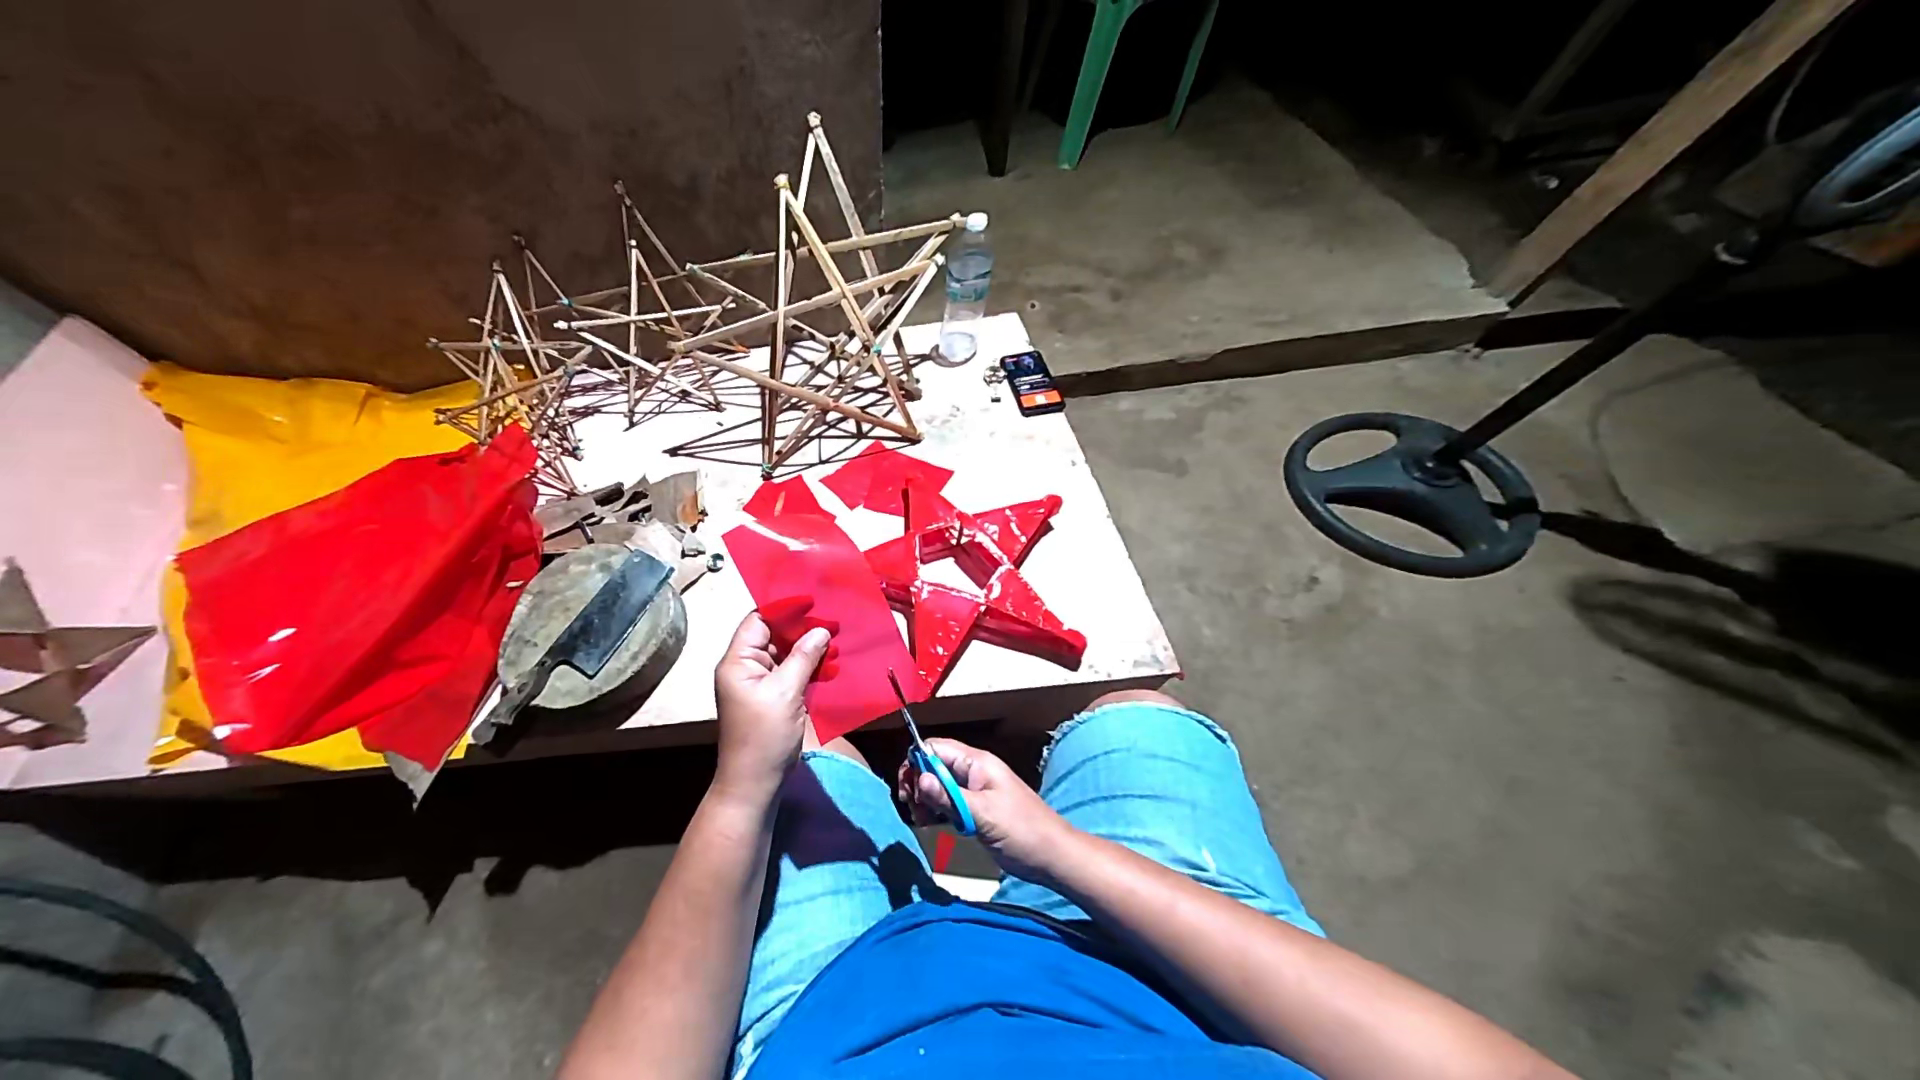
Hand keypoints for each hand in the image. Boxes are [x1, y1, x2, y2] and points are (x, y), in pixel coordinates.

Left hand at [712, 612, 830, 802]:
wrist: (755, 783)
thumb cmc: (764, 737)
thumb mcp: (786, 693)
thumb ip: (803, 657)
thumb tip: (821, 630)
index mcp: (738, 662)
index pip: (757, 621)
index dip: (783, 608)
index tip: (812, 601)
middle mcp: (745, 667)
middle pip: (773, 635)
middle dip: (802, 627)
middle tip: (833, 621)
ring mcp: (759, 683)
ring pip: (785, 653)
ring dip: (809, 647)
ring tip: (837, 641)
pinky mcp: (772, 696)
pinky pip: (790, 671)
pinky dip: (809, 666)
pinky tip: (830, 663)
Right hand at [896, 738, 1077, 884]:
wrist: (1051, 855)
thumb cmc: (1022, 830)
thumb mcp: (982, 814)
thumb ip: (949, 797)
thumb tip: (919, 779)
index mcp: (977, 762)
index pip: (935, 748)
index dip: (917, 763)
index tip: (908, 789)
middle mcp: (973, 771)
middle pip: (933, 765)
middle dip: (918, 783)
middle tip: (913, 808)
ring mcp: (974, 791)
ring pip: (937, 785)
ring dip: (924, 799)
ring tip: (922, 820)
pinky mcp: (974, 810)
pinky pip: (947, 803)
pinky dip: (935, 811)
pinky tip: (932, 824)